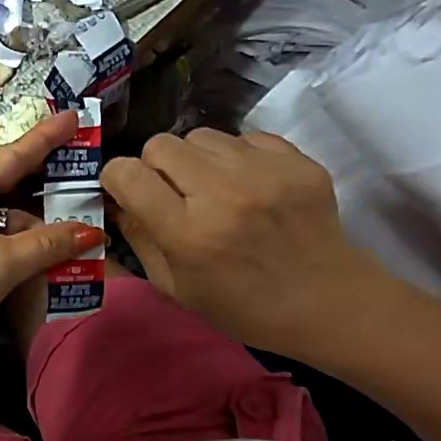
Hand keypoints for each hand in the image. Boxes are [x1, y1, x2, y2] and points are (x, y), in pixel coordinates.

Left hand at [0, 112, 106, 402]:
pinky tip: (54, 248)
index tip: (74, 117)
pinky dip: (25, 240)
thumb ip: (51, 243)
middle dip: (50, 184)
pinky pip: (0, 233)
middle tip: (89, 172)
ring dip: (41, 221)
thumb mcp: (3, 262)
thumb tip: (93, 232)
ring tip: (83, 221)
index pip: (12, 154)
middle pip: (12, 181)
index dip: (48, 138)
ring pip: (9, 211)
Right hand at [99, 128, 394, 358]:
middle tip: (174, 192)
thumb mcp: (176, 287)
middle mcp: (223, 193)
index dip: (117, 179)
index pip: (128, 174)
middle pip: (161, 145)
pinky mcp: (296, 160)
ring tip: (213, 188)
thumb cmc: (242, 306)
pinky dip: (236, 157)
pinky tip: (247, 185)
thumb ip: (139, 237)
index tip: (126, 190)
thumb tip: (115, 198)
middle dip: (156, 166)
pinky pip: (243, 136)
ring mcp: (264, 172)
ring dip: (196, 159)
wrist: (326, 302)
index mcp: (188, 233)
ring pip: (200, 135)